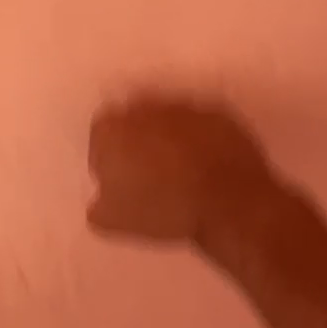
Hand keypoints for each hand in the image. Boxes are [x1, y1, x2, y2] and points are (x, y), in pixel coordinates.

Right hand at [87, 94, 278, 245]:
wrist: (228, 203)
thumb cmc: (161, 208)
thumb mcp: (112, 220)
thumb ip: (98, 205)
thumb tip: (102, 201)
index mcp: (112, 128)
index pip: (99, 134)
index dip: (105, 157)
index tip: (116, 179)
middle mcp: (146, 107)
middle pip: (133, 119)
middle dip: (136, 140)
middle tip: (145, 171)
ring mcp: (186, 107)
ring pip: (167, 118)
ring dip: (167, 137)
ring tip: (177, 169)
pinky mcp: (220, 113)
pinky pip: (200, 124)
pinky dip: (198, 139)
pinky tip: (204, 164)